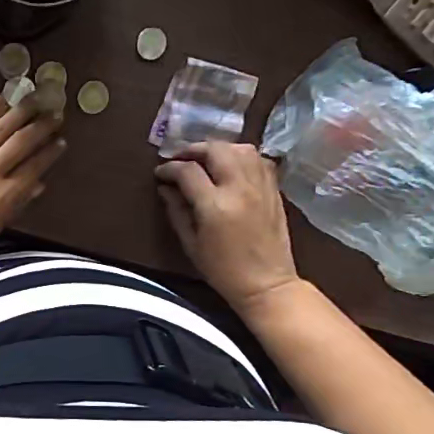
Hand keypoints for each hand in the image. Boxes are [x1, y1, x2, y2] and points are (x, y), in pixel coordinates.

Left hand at [0, 94, 65, 262]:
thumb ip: (17, 204)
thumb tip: (39, 185)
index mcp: (4, 195)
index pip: (34, 167)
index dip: (50, 152)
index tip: (61, 141)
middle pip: (21, 143)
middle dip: (41, 127)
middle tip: (55, 114)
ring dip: (20, 113)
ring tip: (36, 99)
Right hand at [155, 142, 300, 309]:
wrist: (266, 284)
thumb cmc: (222, 270)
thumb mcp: (190, 244)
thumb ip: (177, 211)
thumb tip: (165, 188)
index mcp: (215, 205)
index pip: (188, 171)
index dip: (169, 168)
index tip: (160, 173)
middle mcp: (240, 188)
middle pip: (216, 150)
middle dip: (193, 150)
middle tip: (180, 159)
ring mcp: (261, 187)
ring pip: (241, 149)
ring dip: (219, 149)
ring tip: (206, 160)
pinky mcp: (274, 190)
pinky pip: (259, 160)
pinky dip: (241, 157)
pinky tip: (231, 167)